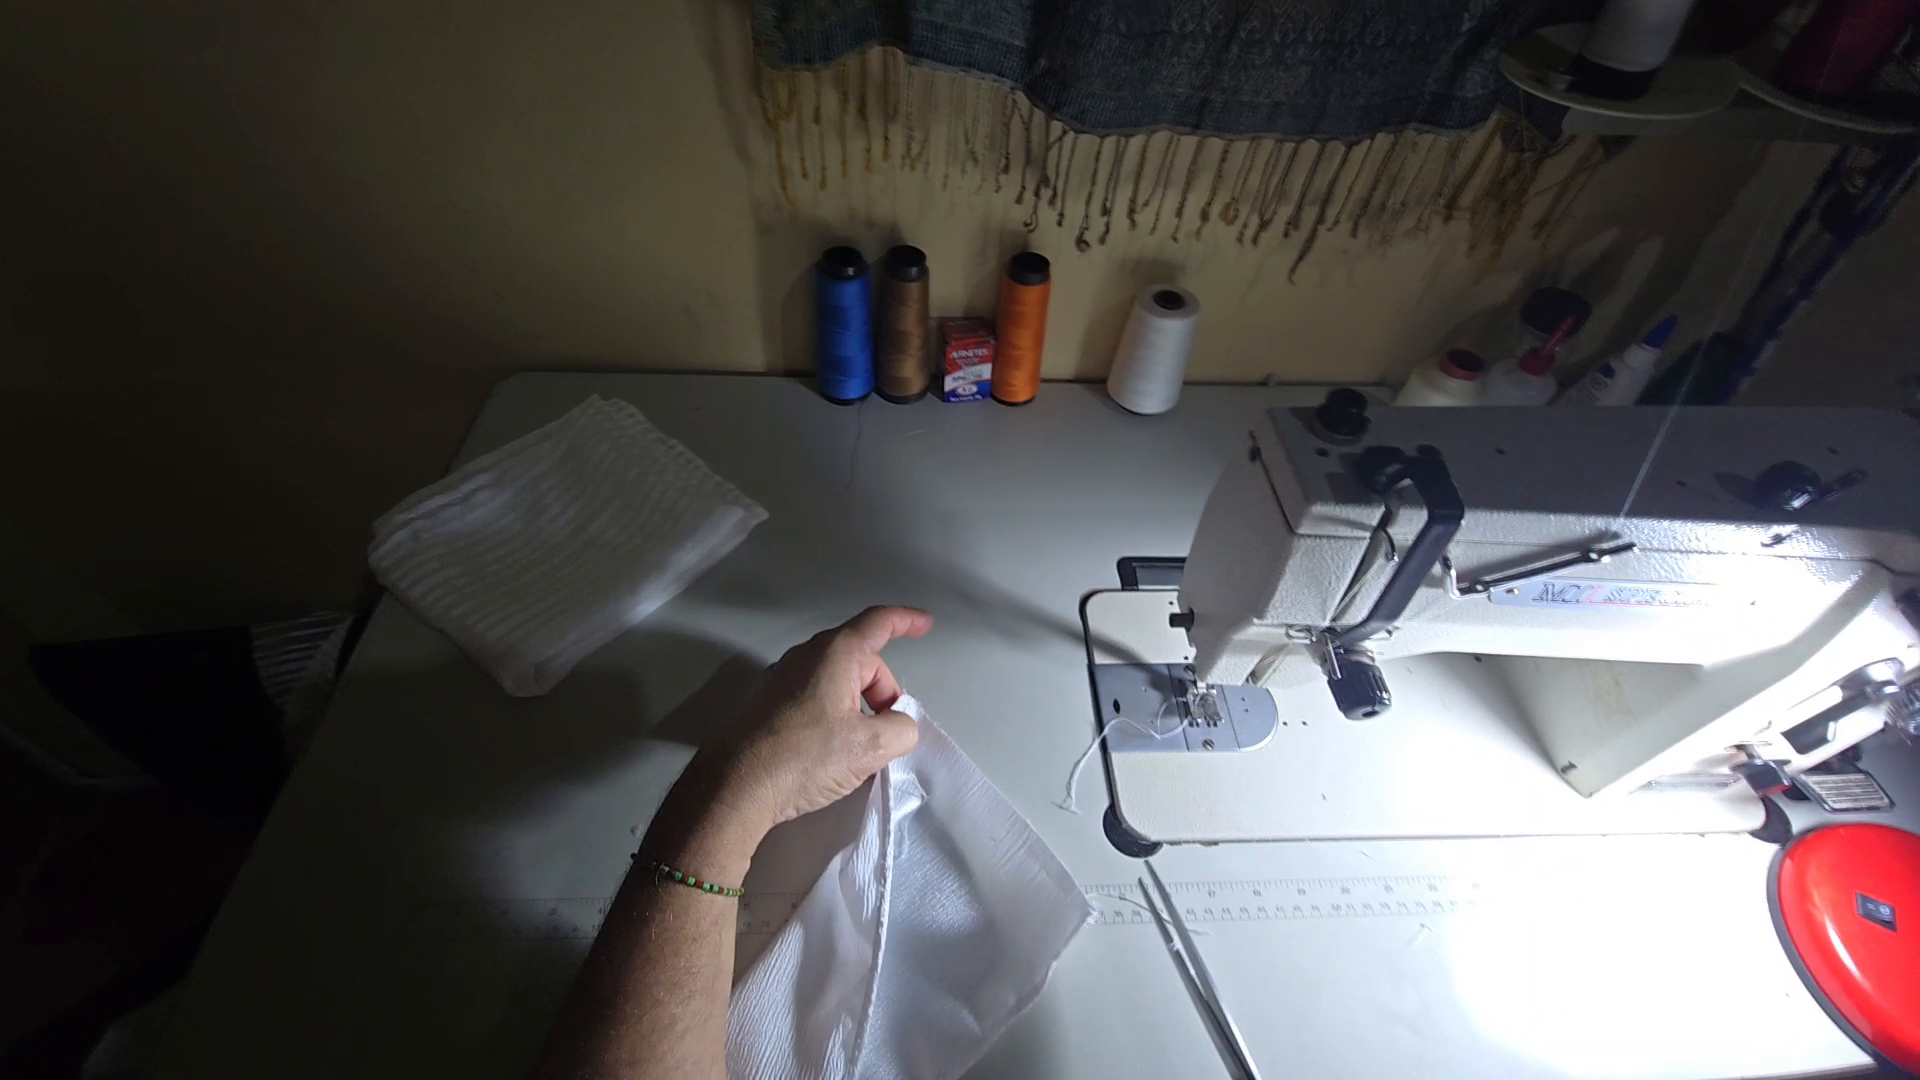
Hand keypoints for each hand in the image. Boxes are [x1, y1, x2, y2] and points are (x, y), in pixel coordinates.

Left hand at [710, 606, 933, 833]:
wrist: (732, 788)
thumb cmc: (804, 757)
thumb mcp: (869, 748)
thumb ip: (901, 729)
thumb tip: (900, 725)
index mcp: (834, 654)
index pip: (878, 623)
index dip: (907, 621)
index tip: (926, 623)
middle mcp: (806, 656)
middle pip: (862, 661)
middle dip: (883, 691)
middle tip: (887, 733)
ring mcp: (782, 678)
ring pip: (838, 681)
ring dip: (859, 706)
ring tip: (857, 750)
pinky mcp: (767, 703)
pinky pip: (816, 696)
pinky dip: (835, 714)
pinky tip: (829, 752)